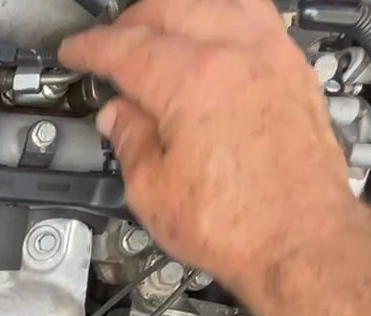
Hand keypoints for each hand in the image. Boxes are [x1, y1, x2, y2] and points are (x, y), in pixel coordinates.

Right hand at [59, 0, 365, 302]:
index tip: (74, 50)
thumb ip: (131, 141)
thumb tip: (119, 117)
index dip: (92, 47)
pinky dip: (221, 16)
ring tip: (156, 28)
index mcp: (193, 81)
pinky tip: (210, 33)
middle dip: (131, 20)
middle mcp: (238, 54)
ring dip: (180, 9)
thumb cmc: (234, 222)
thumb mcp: (152, 190)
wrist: (295, 237)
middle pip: (174, 8)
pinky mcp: (294, 71)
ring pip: (220, 1)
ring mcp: (273, 57)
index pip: (128, 47)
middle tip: (108, 39)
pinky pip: (255, 18)